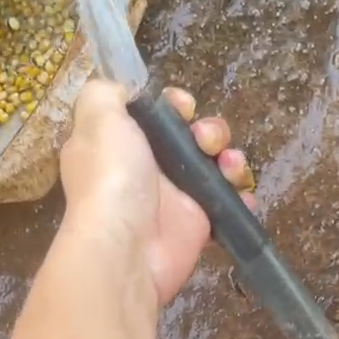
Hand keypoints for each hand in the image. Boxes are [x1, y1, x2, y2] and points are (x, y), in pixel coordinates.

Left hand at [59, 80, 254, 307]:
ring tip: (227, 166)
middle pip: (193, 133)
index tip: (183, 107)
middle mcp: (148, 165)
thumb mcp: (97, 119)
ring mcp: (177, 195)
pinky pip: (230, 200)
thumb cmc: (112, 176)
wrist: (127, 248)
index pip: (157, 113)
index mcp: (123, 141)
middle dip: (210, 129)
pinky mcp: (200, 221)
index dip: (176, 104)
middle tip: (204, 140)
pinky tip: (240, 192)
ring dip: (230, 156)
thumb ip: (105, 93)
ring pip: (215, 162)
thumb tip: (122, 90)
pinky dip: (241, 194)